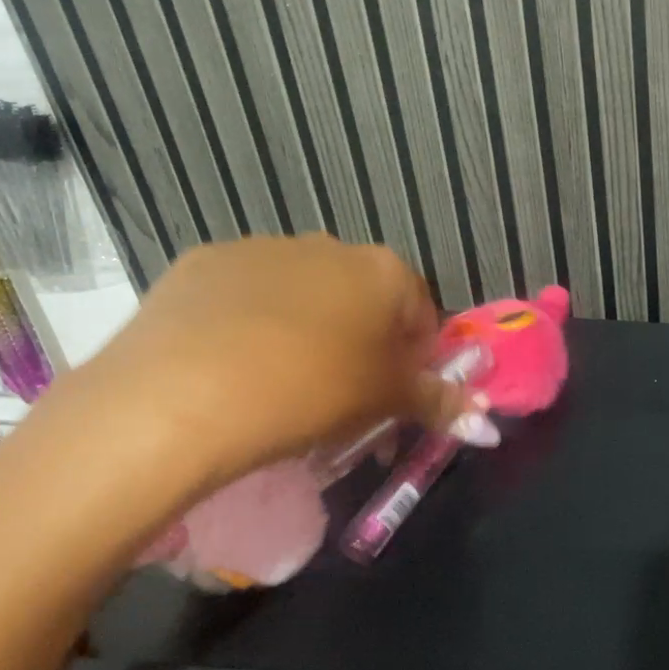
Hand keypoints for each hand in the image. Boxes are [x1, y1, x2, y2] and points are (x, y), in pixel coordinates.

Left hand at [56, 236, 461, 490]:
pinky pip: (244, 297)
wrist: (181, 395)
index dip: (414, 357)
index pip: (421, 312)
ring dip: (306, 330)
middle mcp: (328, 246)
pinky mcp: (200, 264)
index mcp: (384, 270)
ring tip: (280, 385)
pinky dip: (249, 325)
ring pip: (302, 294)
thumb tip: (486, 424)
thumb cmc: (312, 391)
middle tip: (343, 396)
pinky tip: (232, 367)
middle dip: (360, 341)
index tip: (395, 395)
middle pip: (361, 298)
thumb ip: (439, 404)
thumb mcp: (386, 403)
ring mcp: (260, 249)